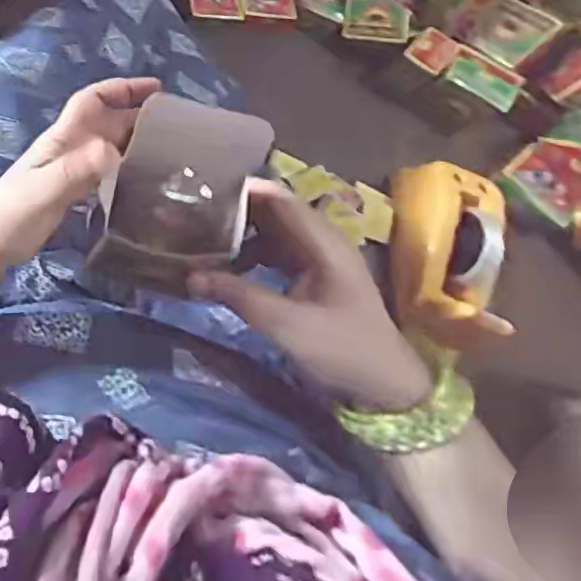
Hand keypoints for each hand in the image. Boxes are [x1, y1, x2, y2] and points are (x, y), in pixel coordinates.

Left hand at [0, 77, 160, 279]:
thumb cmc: (12, 213)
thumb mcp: (44, 190)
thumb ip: (75, 170)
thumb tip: (113, 149)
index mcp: (61, 140)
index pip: (91, 101)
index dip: (120, 88)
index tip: (154, 88)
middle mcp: (69, 149)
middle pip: (107, 122)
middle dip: (137, 116)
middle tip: (177, 126)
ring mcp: (70, 170)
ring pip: (109, 146)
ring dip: (135, 142)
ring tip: (169, 152)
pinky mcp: (72, 192)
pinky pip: (106, 171)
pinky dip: (126, 168)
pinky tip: (144, 181)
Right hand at [189, 179, 433, 410]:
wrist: (388, 390)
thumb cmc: (344, 351)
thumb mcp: (287, 326)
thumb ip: (239, 296)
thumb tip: (191, 276)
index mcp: (324, 243)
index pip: (279, 198)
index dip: (243, 190)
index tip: (206, 191)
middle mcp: (323, 241)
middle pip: (274, 210)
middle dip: (236, 209)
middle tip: (196, 213)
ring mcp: (321, 257)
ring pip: (274, 230)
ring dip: (242, 232)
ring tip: (205, 236)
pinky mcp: (316, 274)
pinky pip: (277, 250)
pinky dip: (252, 252)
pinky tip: (228, 266)